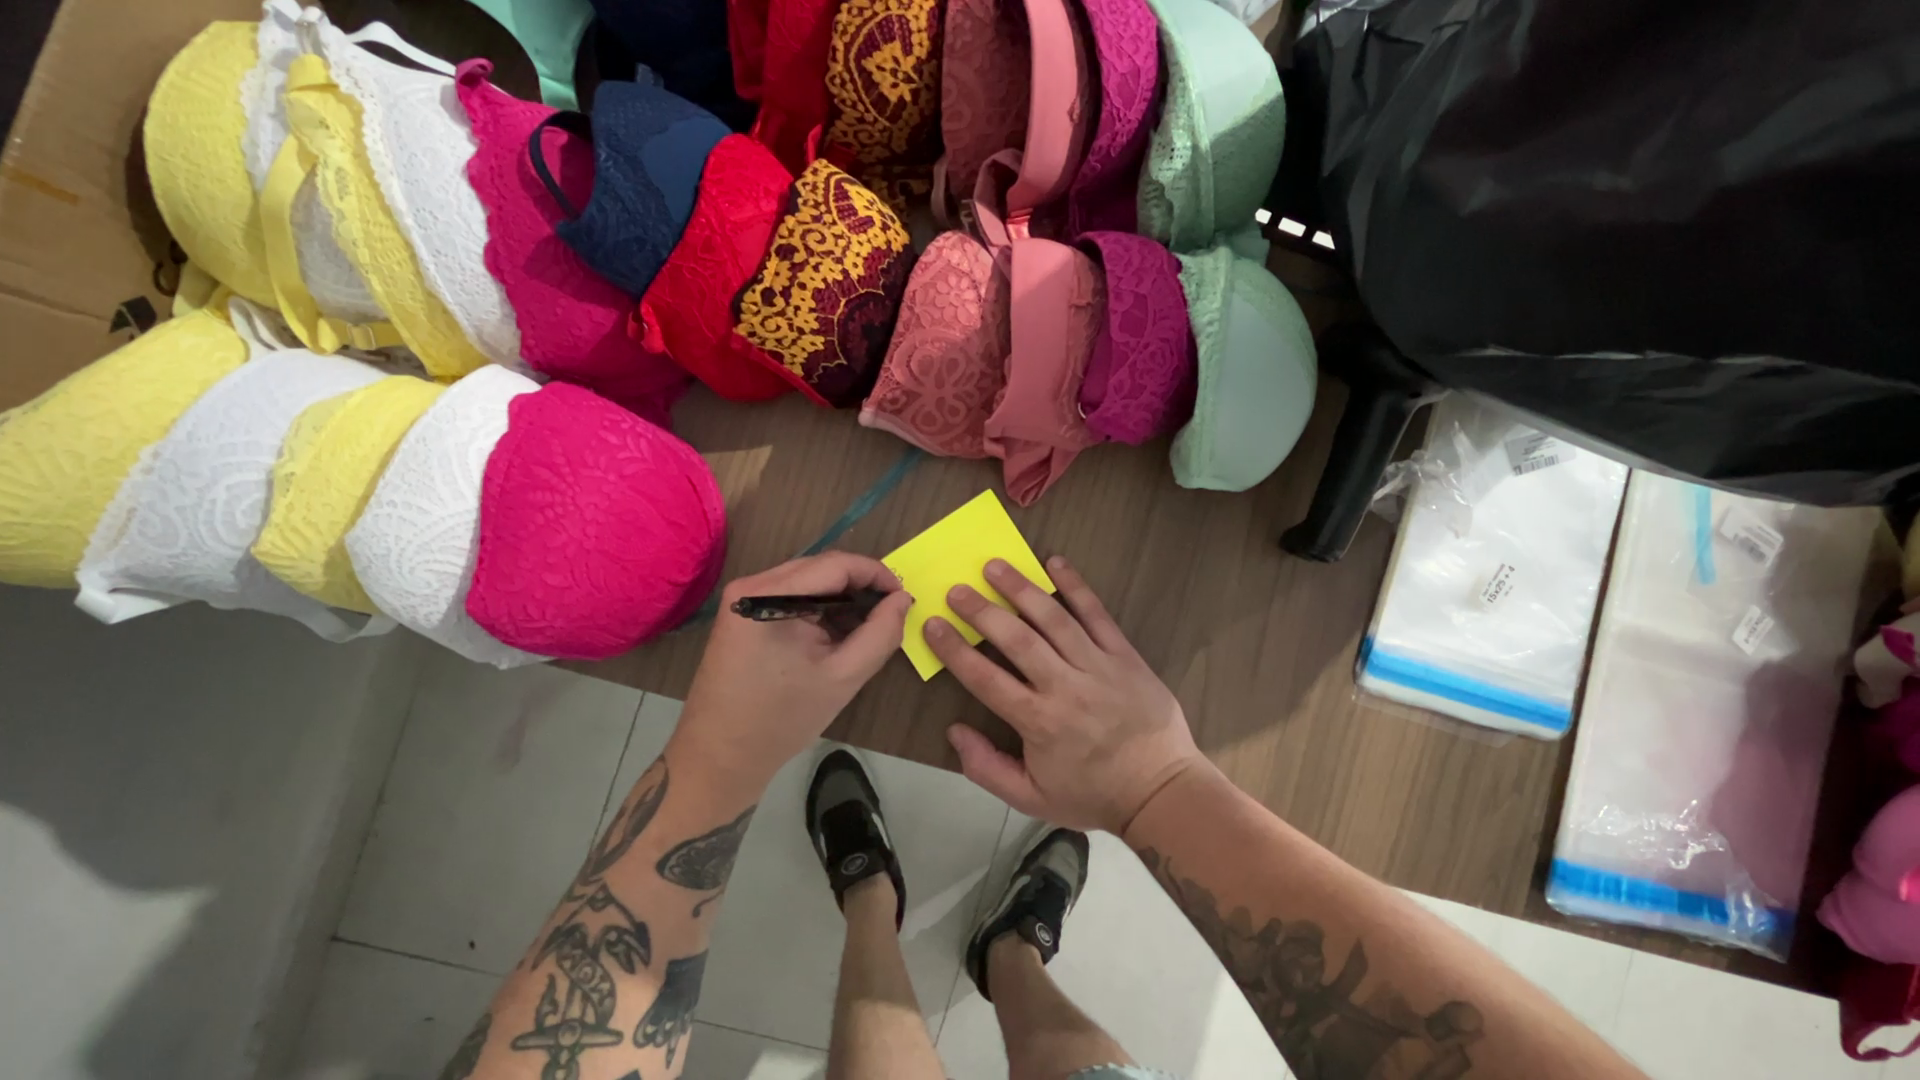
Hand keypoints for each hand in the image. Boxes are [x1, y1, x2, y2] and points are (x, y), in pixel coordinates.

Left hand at [671, 552, 912, 789]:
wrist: (720, 757)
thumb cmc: (780, 720)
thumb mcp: (843, 677)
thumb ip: (880, 634)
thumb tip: (903, 599)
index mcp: (768, 594)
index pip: (836, 564)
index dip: (877, 575)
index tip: (904, 599)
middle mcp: (751, 585)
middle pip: (821, 569)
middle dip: (860, 589)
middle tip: (890, 617)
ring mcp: (744, 600)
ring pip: (808, 583)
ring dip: (841, 601)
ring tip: (866, 632)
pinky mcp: (744, 616)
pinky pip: (793, 600)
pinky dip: (820, 612)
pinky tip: (836, 639)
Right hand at [926, 556, 1210, 833]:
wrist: (1161, 790)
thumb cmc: (1092, 794)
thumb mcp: (1032, 798)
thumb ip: (987, 768)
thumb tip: (954, 732)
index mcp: (1039, 723)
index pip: (987, 679)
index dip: (955, 651)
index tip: (933, 625)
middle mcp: (1066, 687)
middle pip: (1018, 640)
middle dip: (983, 612)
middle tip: (957, 589)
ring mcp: (1098, 666)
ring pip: (1054, 619)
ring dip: (1022, 589)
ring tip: (995, 566)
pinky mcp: (1124, 655)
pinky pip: (1097, 615)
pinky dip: (1076, 587)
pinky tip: (1055, 563)